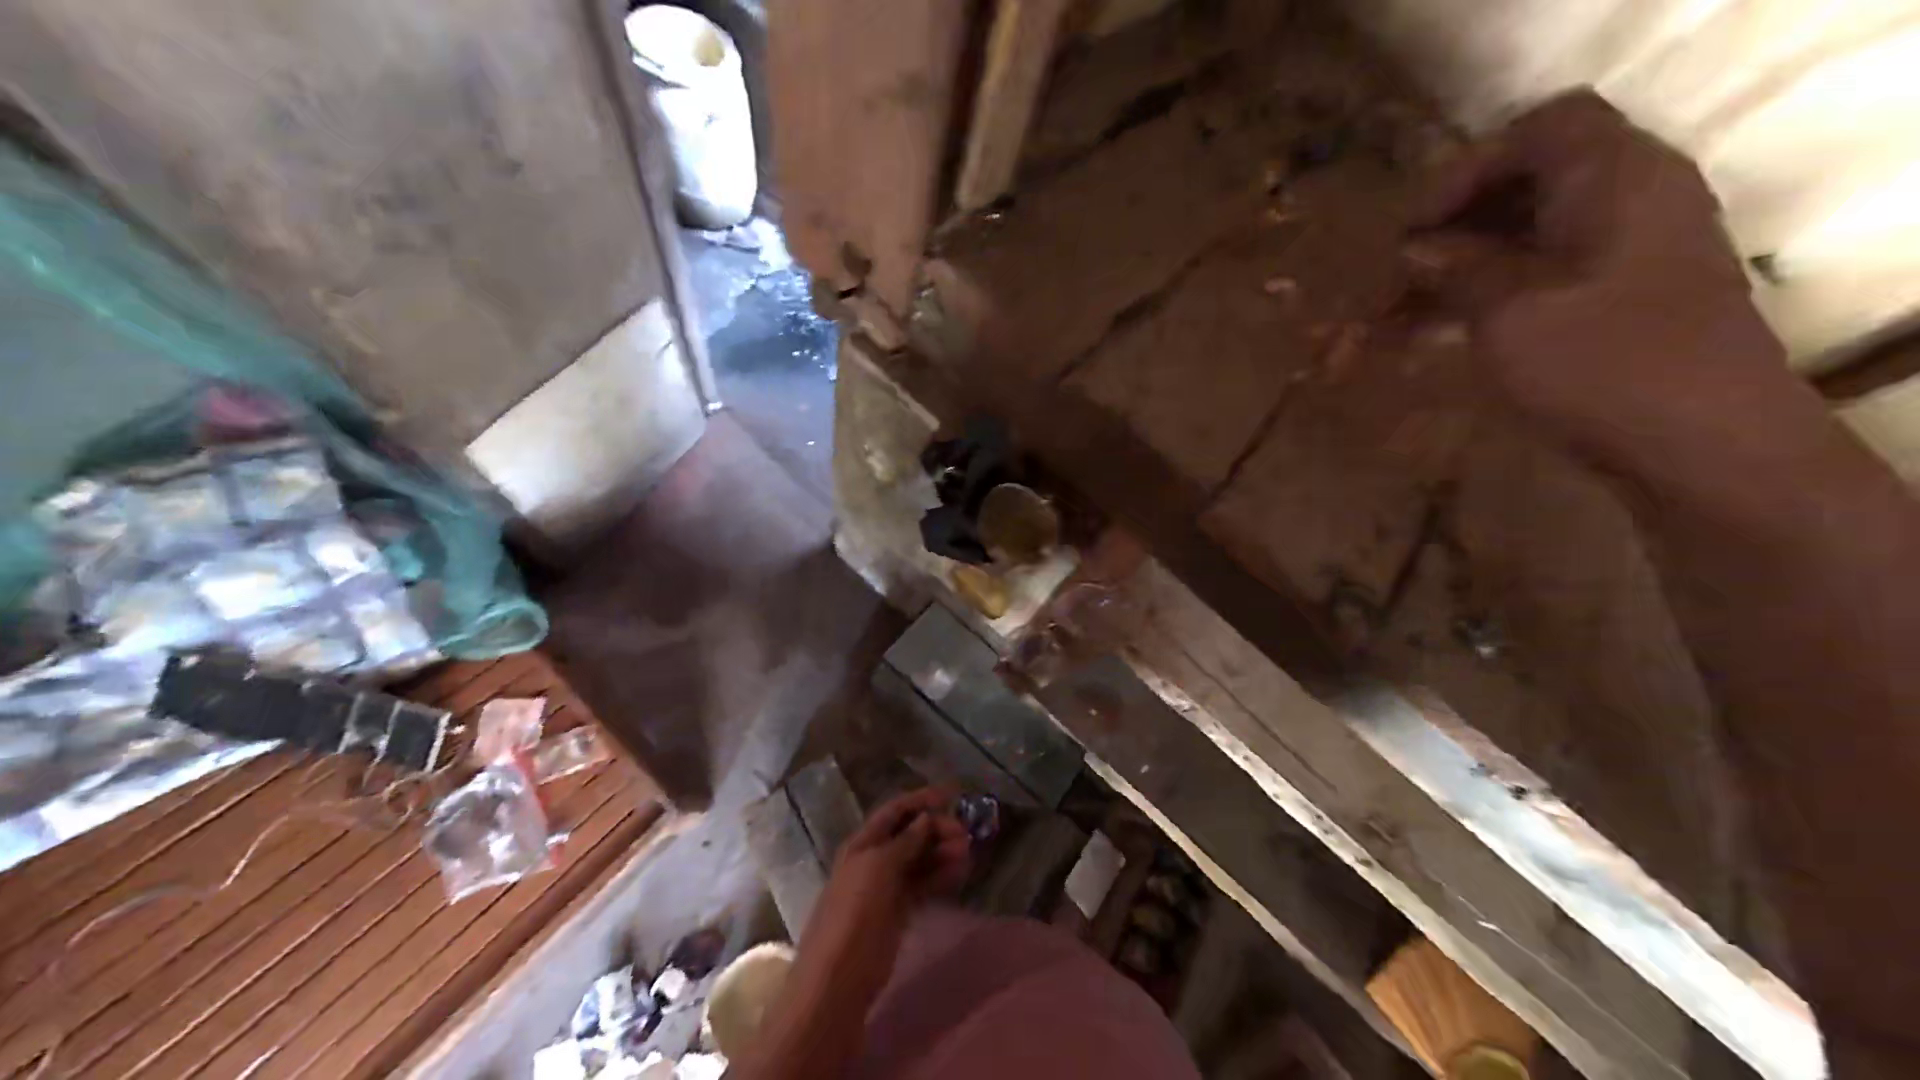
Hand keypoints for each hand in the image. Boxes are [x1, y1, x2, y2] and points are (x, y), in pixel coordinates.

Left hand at [794, 787, 970, 1003]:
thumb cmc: (855, 912)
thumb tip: (926, 818)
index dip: (921, 799)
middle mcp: (874, 860)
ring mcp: (886, 887)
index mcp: (862, 843)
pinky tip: (961, 872)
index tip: (952, 794)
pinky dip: (941, 876)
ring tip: (968, 851)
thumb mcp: (878, 867)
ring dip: (942, 852)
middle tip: (965, 833)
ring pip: (919, 860)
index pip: (894, 811)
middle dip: (937, 828)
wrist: (839, 978)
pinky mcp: (898, 912)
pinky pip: (923, 885)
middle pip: (909, 835)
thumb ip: (905, 841)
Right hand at [1404, 90, 1804, 481]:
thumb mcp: (1510, 313)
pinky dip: (1481, 294)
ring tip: (1389, 317)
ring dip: (1454, 269)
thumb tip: (1413, 250)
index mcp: (1616, 180)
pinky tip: (1430, 332)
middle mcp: (1630, 200)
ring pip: (1523, 235)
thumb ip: (1457, 270)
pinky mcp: (1617, 298)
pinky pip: (1537, 275)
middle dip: (1449, 227)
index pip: (1540, 130)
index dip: (1466, 171)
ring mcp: (1626, 252)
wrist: (1702, 446)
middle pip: (1527, 182)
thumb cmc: (1602, 367)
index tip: (1408, 231)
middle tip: (1389, 277)